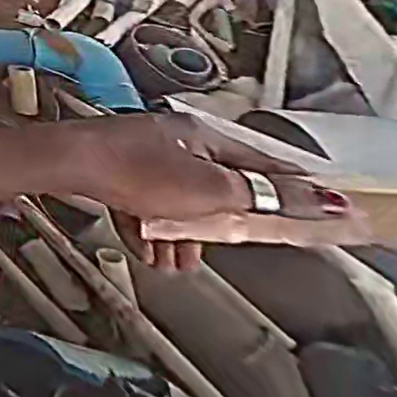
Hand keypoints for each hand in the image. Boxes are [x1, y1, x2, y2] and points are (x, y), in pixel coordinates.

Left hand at [66, 114, 347, 269]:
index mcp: (201, 135)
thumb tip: (326, 196)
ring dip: (176, 235)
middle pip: (212, 188)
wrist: (70, 162)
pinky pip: (143, 202)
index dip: (290, 189)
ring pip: (175, 201)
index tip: (318, 209)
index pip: (261, 163)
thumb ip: (266, 196)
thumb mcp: (212, 190)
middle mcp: (172, 139)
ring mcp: (141, 152)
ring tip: (170, 261)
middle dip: (212, 226)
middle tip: (207, 249)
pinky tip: (143, 247)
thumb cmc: (135, 169)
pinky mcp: (116, 167)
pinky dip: (146, 226)